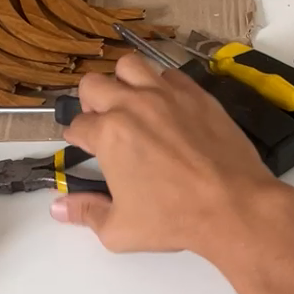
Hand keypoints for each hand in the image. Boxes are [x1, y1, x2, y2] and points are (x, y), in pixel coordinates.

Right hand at [55, 54, 290, 260]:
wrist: (233, 205)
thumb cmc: (175, 218)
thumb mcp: (119, 229)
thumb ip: (86, 212)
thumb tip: (60, 208)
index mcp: (108, 134)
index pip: (77, 125)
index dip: (78, 138)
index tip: (85, 147)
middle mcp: (133, 105)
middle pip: (93, 84)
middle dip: (91, 102)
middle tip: (102, 123)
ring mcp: (166, 95)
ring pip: (129, 65)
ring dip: (122, 81)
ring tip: (130, 103)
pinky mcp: (196, 94)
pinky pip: (169, 74)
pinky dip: (160, 85)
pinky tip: (165, 107)